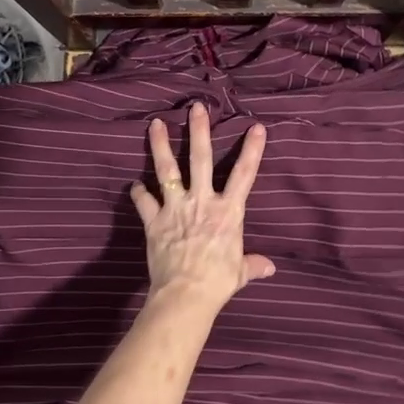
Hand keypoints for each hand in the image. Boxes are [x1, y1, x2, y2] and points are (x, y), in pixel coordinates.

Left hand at [130, 103, 273, 309]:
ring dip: (160, 145)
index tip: (256, 127)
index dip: (252, 150)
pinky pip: (144, 202)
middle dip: (198, 131)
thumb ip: (252, 264)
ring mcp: (176, 209)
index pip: (245, 174)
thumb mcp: (240, 272)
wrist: (185, 295)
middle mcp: (202, 202)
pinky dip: (138, 192)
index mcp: (228, 212)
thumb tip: (269, 267)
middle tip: (195, 108)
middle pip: (201, 159)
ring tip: (155, 124)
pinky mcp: (154, 222)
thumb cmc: (218, 283)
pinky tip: (135, 184)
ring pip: (167, 169)